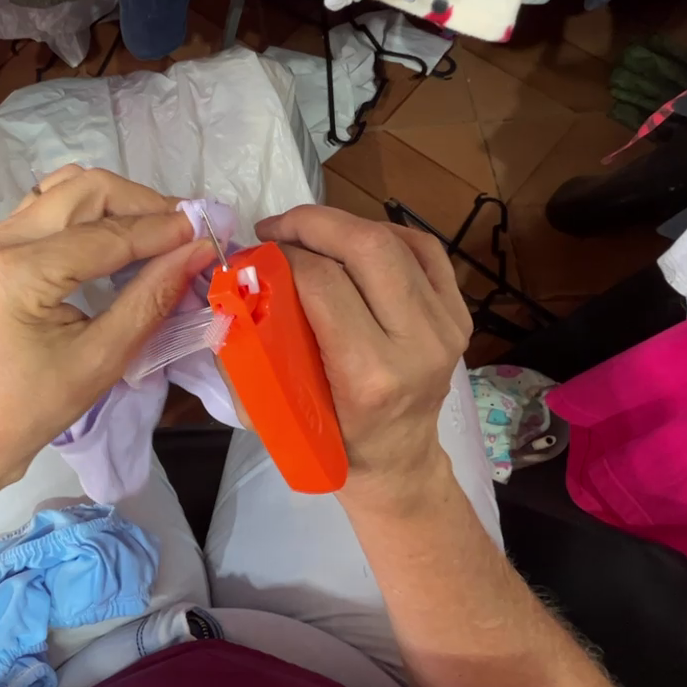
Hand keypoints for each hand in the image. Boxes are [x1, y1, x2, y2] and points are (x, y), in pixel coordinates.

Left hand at [0, 166, 214, 491]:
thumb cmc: (39, 404)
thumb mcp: (104, 357)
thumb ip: (152, 297)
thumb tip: (199, 249)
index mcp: (18, 272)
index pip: (106, 234)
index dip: (163, 230)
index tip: (210, 229)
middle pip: (86, 190)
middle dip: (142, 204)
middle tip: (185, 230)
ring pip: (68, 189)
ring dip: (117, 203)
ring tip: (158, 231)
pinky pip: (51, 205)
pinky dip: (91, 212)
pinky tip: (120, 237)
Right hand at [254, 206, 471, 504]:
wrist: (395, 462)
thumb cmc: (326, 442)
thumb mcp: (275, 409)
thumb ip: (249, 352)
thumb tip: (227, 295)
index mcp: (370, 374)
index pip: (324, 285)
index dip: (283, 256)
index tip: (253, 257)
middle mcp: (418, 344)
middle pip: (369, 248)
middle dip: (313, 224)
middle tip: (274, 228)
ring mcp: (447, 326)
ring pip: (397, 240)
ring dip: (343, 224)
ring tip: (304, 232)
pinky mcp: (459, 314)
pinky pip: (424, 249)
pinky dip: (382, 233)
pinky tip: (349, 241)